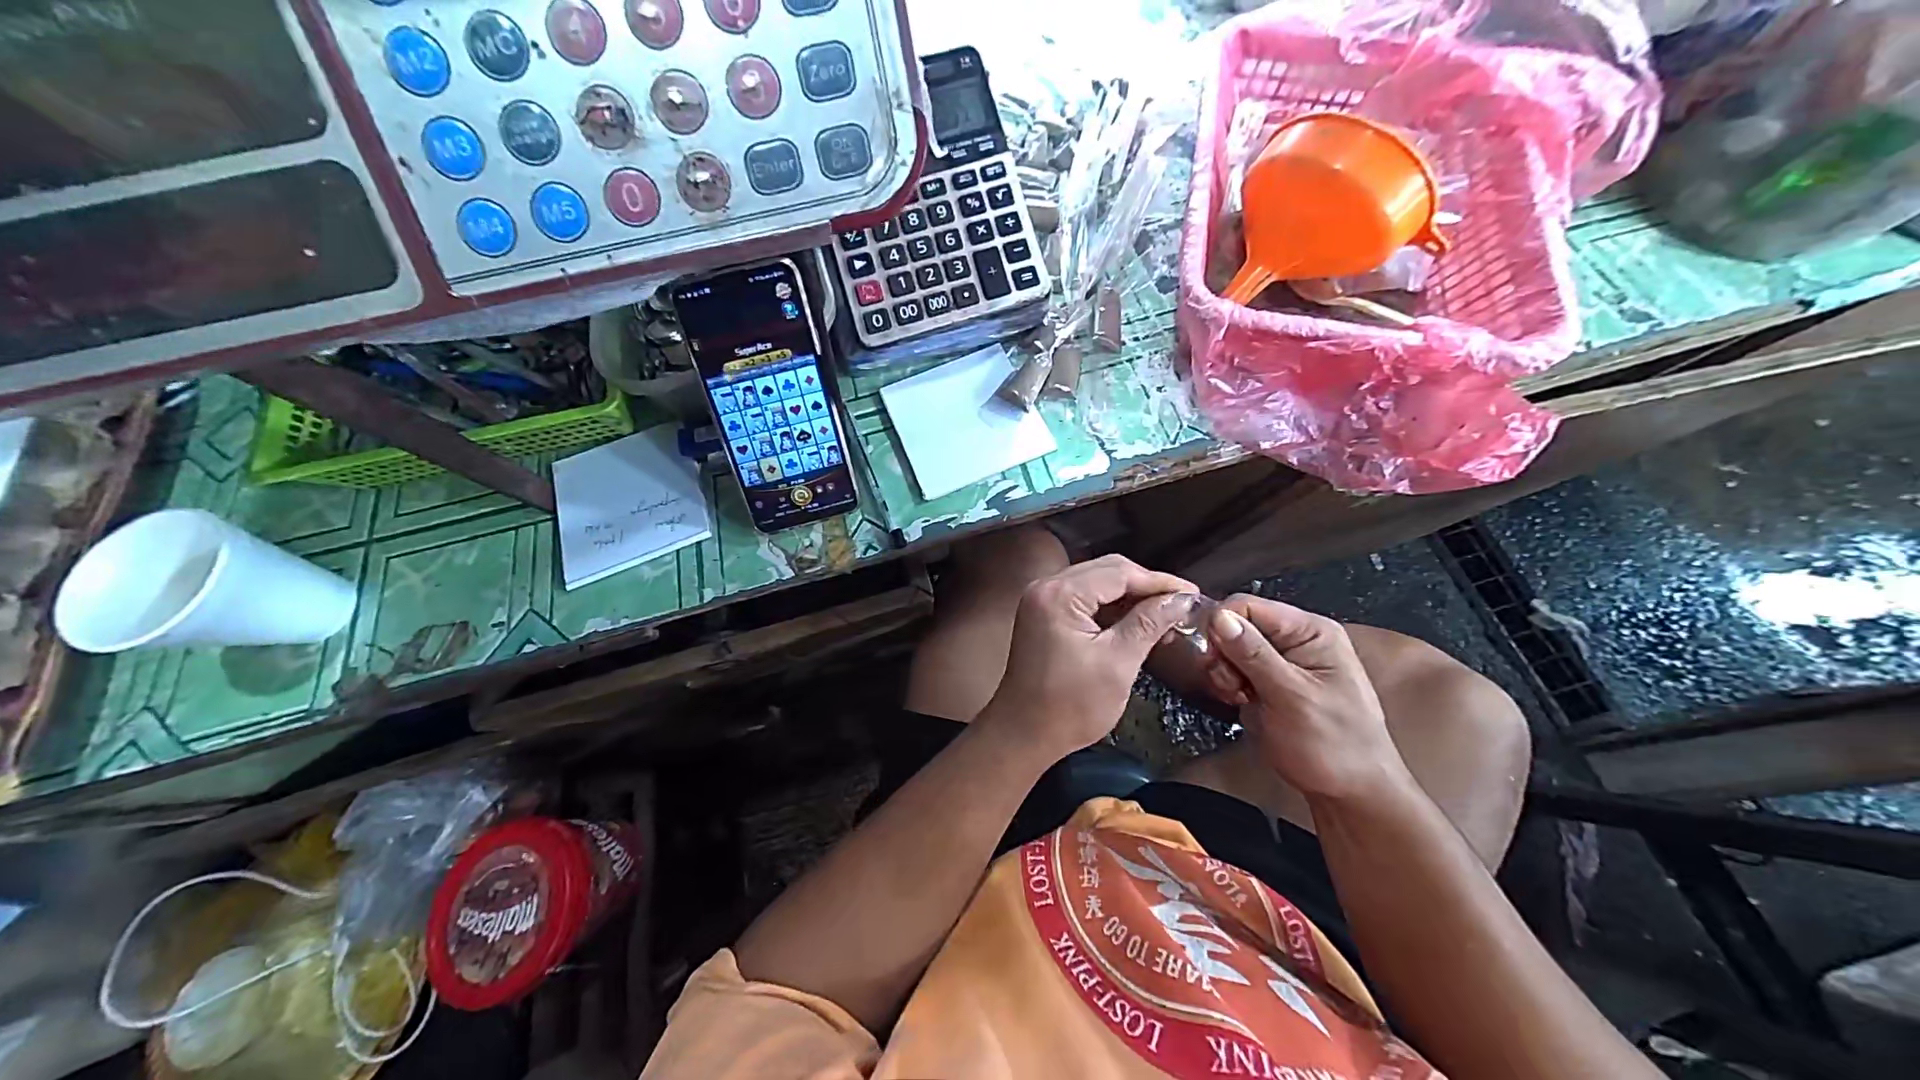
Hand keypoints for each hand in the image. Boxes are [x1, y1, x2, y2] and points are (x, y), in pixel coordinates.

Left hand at [980, 555, 1199, 760]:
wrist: (1023, 734)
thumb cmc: (1070, 706)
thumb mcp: (1117, 664)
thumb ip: (1148, 624)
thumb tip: (1181, 600)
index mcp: (1060, 594)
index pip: (1119, 572)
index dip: (1160, 582)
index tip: (1193, 594)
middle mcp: (1046, 587)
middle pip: (1107, 570)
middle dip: (1146, 585)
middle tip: (1183, 602)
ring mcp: (1042, 599)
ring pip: (1097, 582)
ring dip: (1130, 595)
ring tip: (1166, 612)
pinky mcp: (1044, 614)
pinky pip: (1084, 597)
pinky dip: (1111, 606)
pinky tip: (1137, 621)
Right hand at [1206, 594, 1410, 801]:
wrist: (1350, 794)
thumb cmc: (1335, 747)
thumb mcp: (1292, 697)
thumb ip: (1254, 654)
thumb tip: (1220, 617)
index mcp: (1311, 632)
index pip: (1248, 606)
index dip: (1223, 627)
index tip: (1217, 659)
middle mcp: (1296, 640)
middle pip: (1235, 625)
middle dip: (1223, 654)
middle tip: (1233, 685)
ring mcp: (1282, 662)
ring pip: (1230, 648)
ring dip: (1225, 672)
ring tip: (1240, 697)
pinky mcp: (1269, 682)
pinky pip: (1235, 669)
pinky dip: (1229, 684)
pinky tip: (1242, 701)